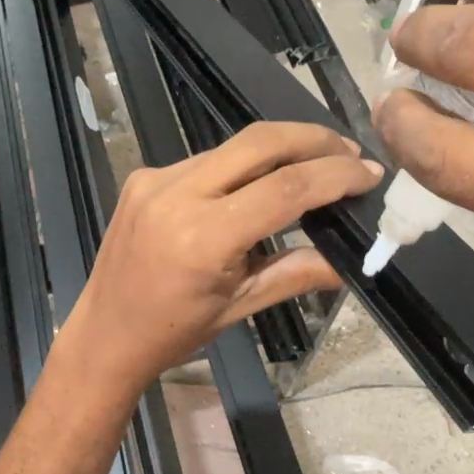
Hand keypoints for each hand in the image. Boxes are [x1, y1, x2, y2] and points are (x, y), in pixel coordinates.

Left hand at [60, 121, 382, 387]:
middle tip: (350, 154)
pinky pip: (206, 160)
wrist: (104, 334)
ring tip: (316, 166)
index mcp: (202, 237)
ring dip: (280, 150)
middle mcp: (176, 195)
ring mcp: (155, 179)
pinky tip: (260, 184)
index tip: (369, 173)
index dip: (334, 176)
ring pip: (232, 147)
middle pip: (260, 142)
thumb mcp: (239, 307)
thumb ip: (295, 273)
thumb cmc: (173, 332)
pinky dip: (241, 167)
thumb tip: (350, 260)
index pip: (284, 188)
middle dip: (313, 139)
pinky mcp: (143, 176)